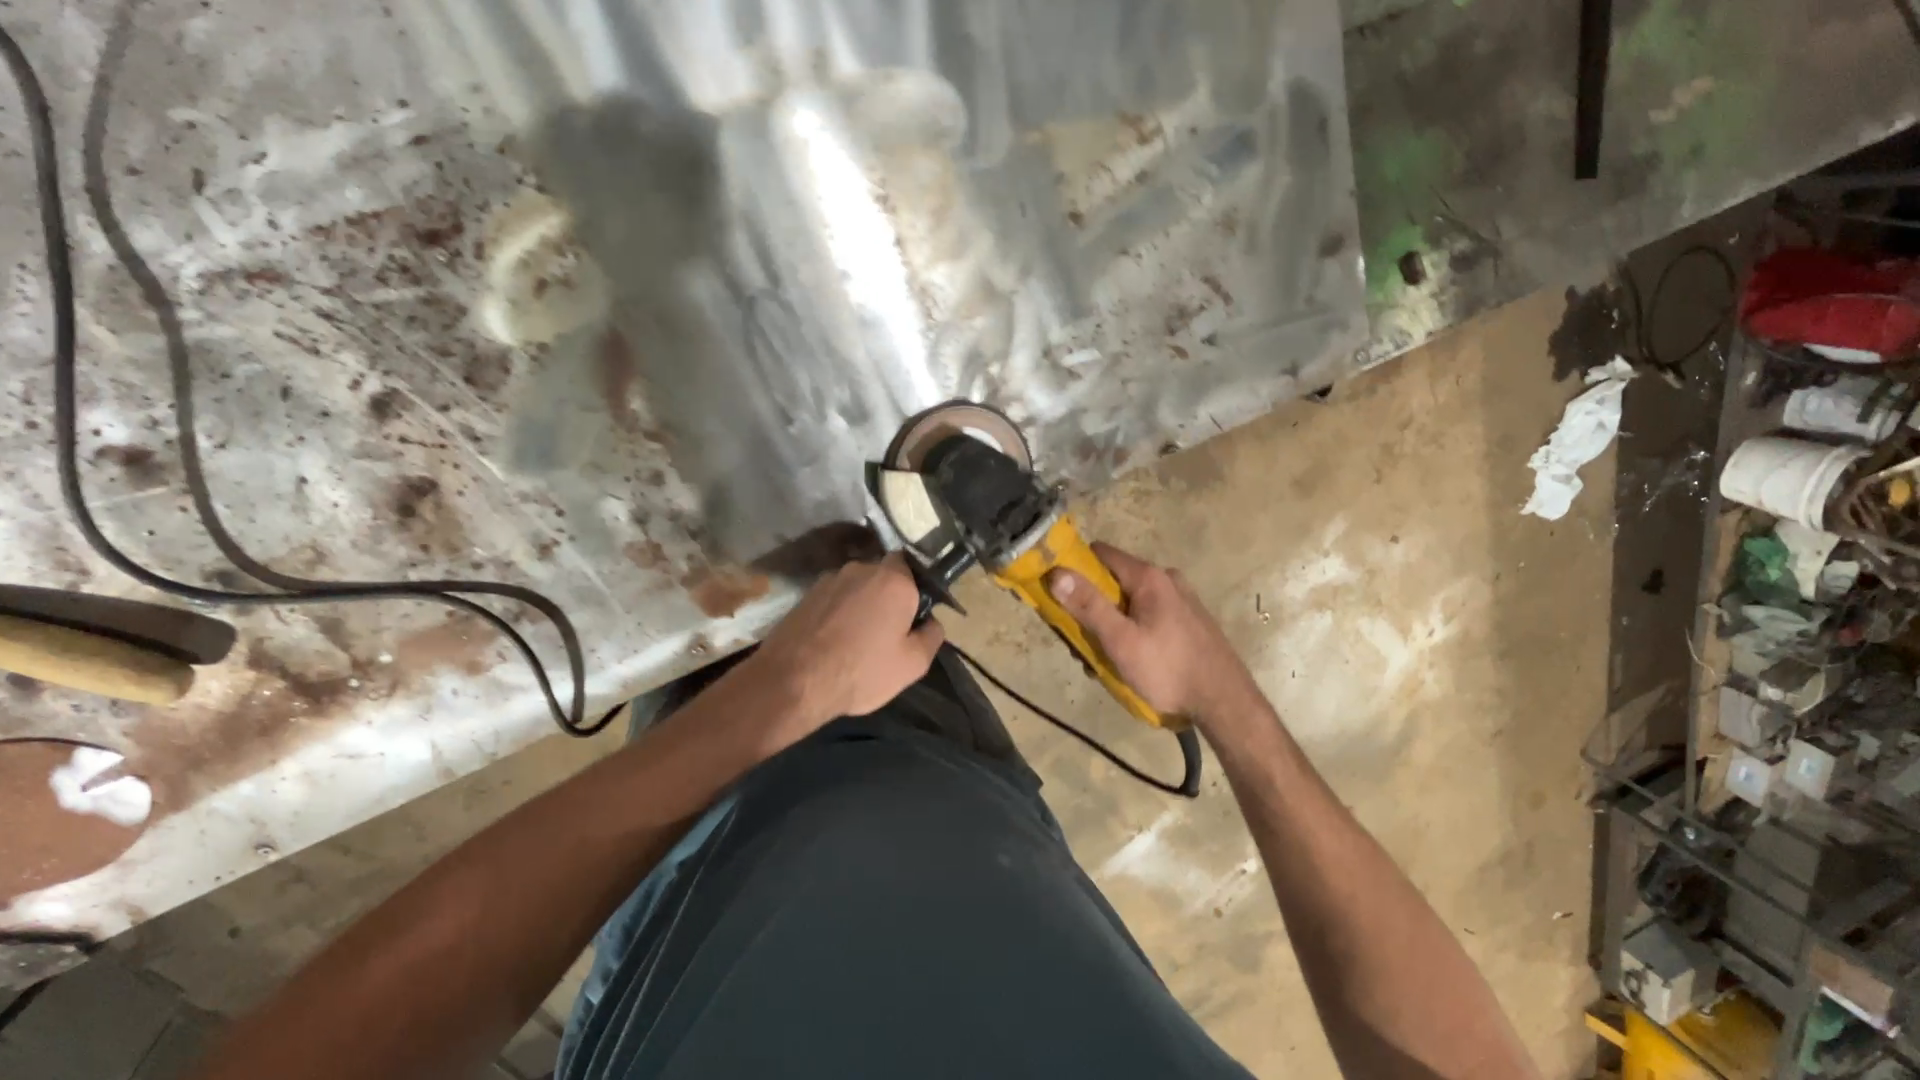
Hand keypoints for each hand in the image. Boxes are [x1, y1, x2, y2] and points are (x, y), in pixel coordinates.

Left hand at [743, 553, 944, 726]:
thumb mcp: (913, 664)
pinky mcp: (805, 595)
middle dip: (886, 597)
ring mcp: (829, 580)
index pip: (911, 565)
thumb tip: (931, 622)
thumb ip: (931, 636)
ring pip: (855, 588)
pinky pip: (832, 600)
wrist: (793, 680)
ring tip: (855, 640)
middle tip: (886, 631)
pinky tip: (832, 641)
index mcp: (894, 580)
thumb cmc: (862, 670)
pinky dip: (836, 614)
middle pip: (881, 576)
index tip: (913, 615)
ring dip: (859, 606)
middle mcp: (861, 569)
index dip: (914, 589)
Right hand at [1047, 542, 1261, 731]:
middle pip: (1114, 582)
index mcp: (1150, 577)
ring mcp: (1182, 600)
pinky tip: (1132, 664)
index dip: (1075, 570)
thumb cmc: (1168, 670)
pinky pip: (1149, 617)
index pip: (1100, 554)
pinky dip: (1133, 633)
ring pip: (1131, 603)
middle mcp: (1167, 579)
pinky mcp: (1190, 621)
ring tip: (1105, 664)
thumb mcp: (1120, 641)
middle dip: (1092, 609)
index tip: (1059, 597)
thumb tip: (1056, 572)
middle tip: (1082, 645)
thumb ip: (1088, 606)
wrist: (1225, 701)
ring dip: (1112, 627)